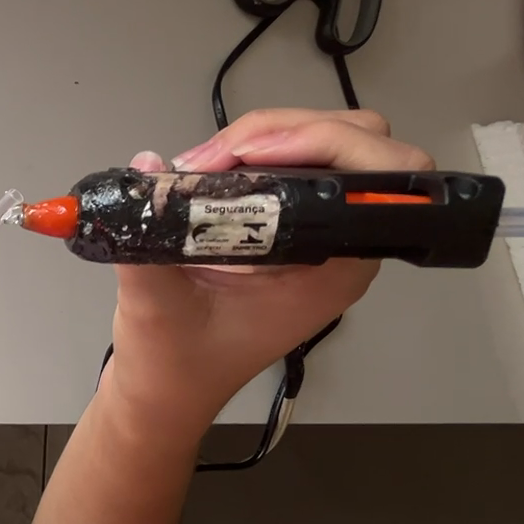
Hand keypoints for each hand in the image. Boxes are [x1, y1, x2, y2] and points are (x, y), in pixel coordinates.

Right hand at [107, 108, 434, 421]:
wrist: (164, 391)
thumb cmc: (173, 361)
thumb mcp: (153, 305)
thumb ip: (146, 238)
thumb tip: (143, 166)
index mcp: (335, 268)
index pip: (380, 177)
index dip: (322, 144)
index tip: (246, 155)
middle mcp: (339, 245)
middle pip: (357, 144)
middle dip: (284, 132)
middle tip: (211, 157)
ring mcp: (314, 235)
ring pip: (323, 149)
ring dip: (261, 140)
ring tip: (197, 164)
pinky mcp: (284, 230)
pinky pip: (289, 169)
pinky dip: (248, 155)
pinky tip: (203, 172)